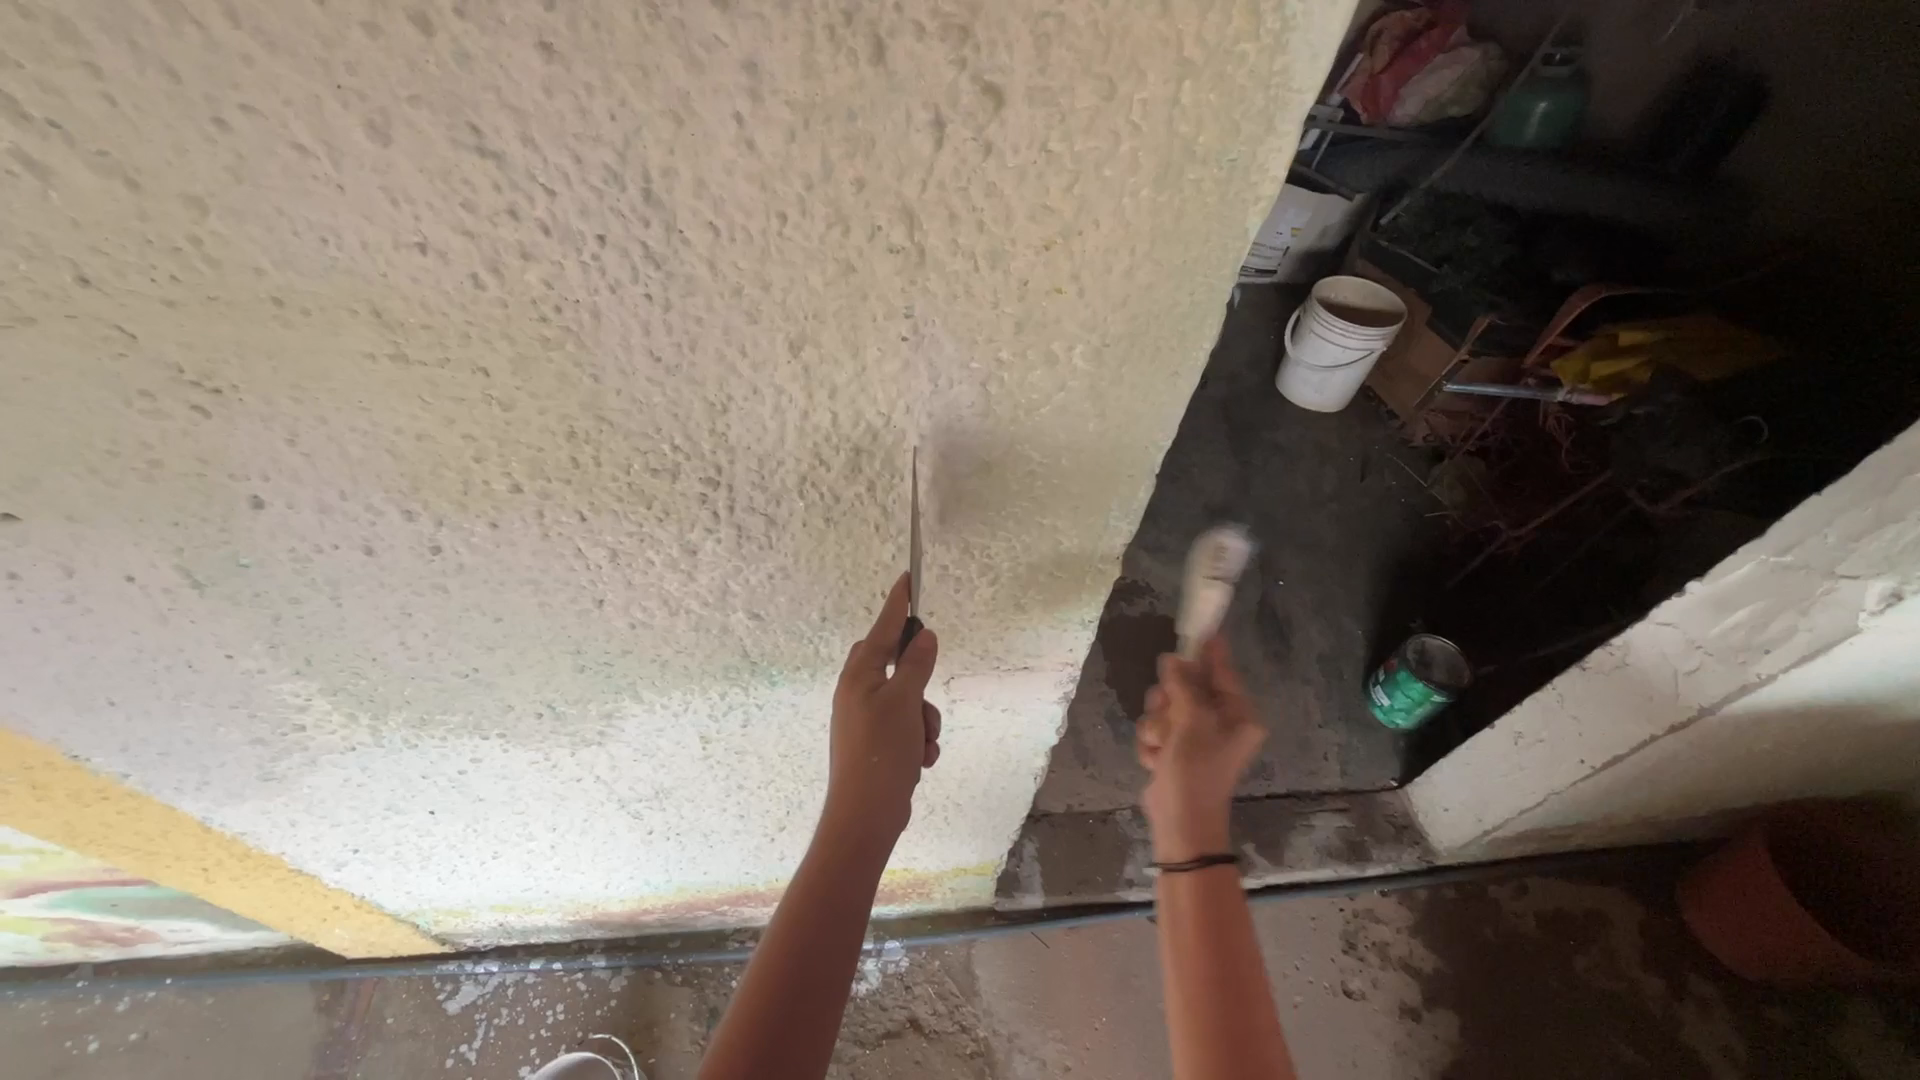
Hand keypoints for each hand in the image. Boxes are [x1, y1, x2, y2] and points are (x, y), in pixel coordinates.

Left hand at [826, 573, 940, 840]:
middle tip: (925, 698)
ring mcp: (866, 718)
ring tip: (923, 743)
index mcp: (859, 675)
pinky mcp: (876, 743)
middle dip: (920, 682)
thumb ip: (916, 665)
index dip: (898, 604)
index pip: (882, 627)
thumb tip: (923, 635)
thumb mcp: (905, 702)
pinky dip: (918, 739)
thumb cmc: (882, 751)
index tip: (908, 578)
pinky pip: (906, 727)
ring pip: (909, 700)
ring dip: (924, 719)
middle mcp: (858, 691)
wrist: (866, 814)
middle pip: (897, 665)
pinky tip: (920, 760)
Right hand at [1138, 636, 1264, 861]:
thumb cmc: (1196, 771)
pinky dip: (1152, 744)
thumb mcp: (1191, 722)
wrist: (1181, 823)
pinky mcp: (1175, 750)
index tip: (1198, 627)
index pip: (1222, 672)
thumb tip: (1172, 658)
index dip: (1208, 650)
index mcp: (1238, 714)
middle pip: (1186, 686)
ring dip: (1156, 725)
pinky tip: (1156, 762)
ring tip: (1160, 746)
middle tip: (1166, 712)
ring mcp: (1196, 736)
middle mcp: (1220, 722)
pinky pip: (1156, 728)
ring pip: (1164, 707)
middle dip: (1168, 700)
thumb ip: (1182, 685)